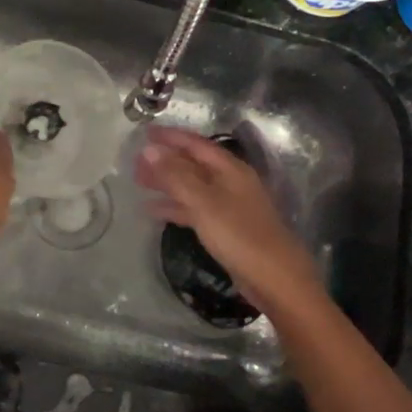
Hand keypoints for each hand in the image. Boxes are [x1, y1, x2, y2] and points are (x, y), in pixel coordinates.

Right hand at [133, 126, 322, 314]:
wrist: (275, 279)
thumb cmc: (239, 235)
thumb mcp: (204, 202)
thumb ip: (176, 175)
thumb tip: (149, 149)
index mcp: (230, 169)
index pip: (196, 144)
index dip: (170, 137)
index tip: (144, 132)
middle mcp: (230, 182)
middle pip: (193, 164)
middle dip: (165, 161)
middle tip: (135, 162)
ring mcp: (229, 206)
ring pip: (192, 187)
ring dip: (167, 183)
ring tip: (140, 183)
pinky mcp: (226, 228)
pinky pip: (195, 209)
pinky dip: (175, 207)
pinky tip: (154, 212)